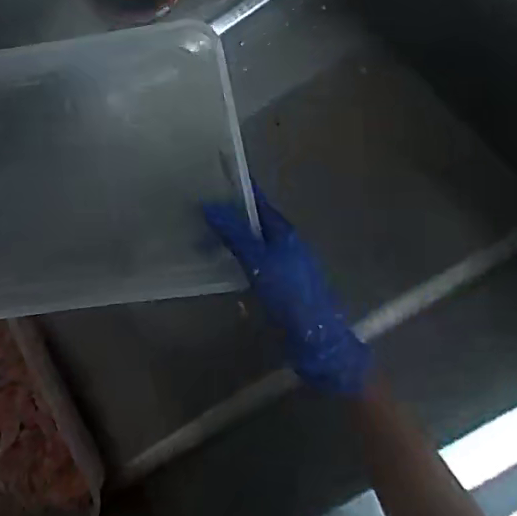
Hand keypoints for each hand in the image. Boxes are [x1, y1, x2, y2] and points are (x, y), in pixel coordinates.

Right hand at [203, 188, 371, 396]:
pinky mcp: (281, 287)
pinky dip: (238, 260)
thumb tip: (210, 205)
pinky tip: (223, 267)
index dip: (242, 190)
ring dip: (234, 239)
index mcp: (285, 233)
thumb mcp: (259, 261)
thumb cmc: (289, 293)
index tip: (218, 177)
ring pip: (255, 245)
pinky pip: (255, 265)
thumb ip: (236, 235)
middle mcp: (287, 245)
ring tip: (205, 236)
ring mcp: (286, 267)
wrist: (315, 338)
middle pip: (257, 223)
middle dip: (233, 215)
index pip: (260, 203)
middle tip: (201, 208)